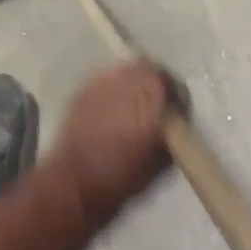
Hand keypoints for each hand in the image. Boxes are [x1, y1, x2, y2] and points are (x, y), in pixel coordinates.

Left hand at [52, 59, 173, 219]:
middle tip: (152, 105)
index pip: (169, 79)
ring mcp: (100, 80)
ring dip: (129, 85)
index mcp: (151, 93)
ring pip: (122, 72)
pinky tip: (107, 113)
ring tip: (128, 108)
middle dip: (151, 83)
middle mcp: (125, 78)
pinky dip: (109, 93)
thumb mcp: (162, 159)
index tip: (174, 109)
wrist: (75, 181)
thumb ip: (173, 130)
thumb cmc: (124, 175)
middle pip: (145, 68)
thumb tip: (175, 120)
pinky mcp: (81, 88)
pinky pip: (103, 82)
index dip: (173, 93)